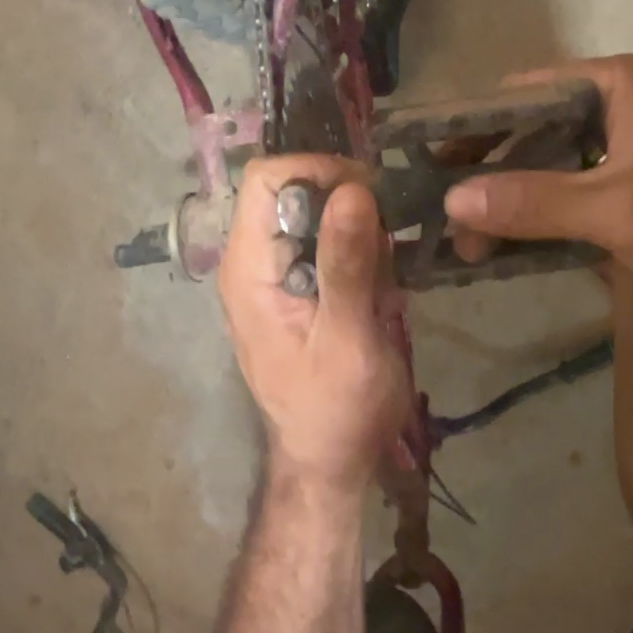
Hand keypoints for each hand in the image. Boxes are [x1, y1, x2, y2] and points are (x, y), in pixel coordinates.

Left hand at [217, 156, 408, 494]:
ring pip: (315, 215)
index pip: (266, 177)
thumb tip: (352, 189)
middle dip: (345, 207)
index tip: (367, 194)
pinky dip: (358, 256)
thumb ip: (346, 263)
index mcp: (249, 267)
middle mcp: (252, 261)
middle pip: (293, 191)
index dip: (316, 170)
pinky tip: (377, 297)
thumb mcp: (347, 337)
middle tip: (383, 248)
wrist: (329, 462)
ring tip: (380, 285)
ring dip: (358, 237)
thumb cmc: (336, 408)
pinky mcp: (296, 288)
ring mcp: (273, 274)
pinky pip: (326, 245)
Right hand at [444, 55, 632, 319]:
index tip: (430, 165)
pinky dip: (555, 210)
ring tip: (475, 241)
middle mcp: (627, 100)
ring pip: (561, 160)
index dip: (472, 127)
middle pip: (537, 127)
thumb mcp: (620, 214)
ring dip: (520, 197)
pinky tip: (525, 244)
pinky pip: (587, 184)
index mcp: (619, 85)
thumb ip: (534, 203)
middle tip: (448, 216)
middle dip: (492, 172)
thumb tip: (452, 201)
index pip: (522, 92)